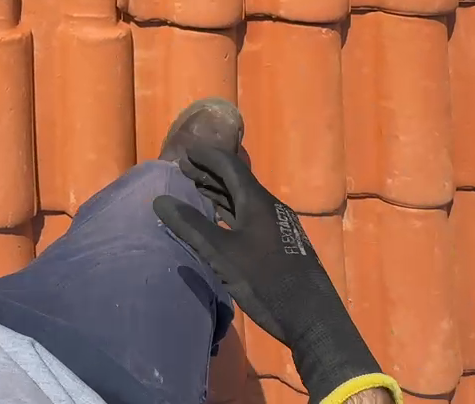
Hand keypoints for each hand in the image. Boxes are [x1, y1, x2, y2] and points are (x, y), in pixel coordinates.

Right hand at [153, 146, 398, 403]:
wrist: (314, 322)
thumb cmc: (266, 281)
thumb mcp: (222, 254)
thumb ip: (191, 225)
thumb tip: (160, 200)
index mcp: (258, 201)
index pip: (229, 165)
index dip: (206, 156)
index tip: (186, 150)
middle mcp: (269, 207)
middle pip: (236, 181)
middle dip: (209, 173)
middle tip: (184, 170)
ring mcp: (276, 226)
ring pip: (243, 199)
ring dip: (219, 192)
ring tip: (196, 190)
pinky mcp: (279, 245)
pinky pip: (249, 215)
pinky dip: (229, 210)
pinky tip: (220, 220)